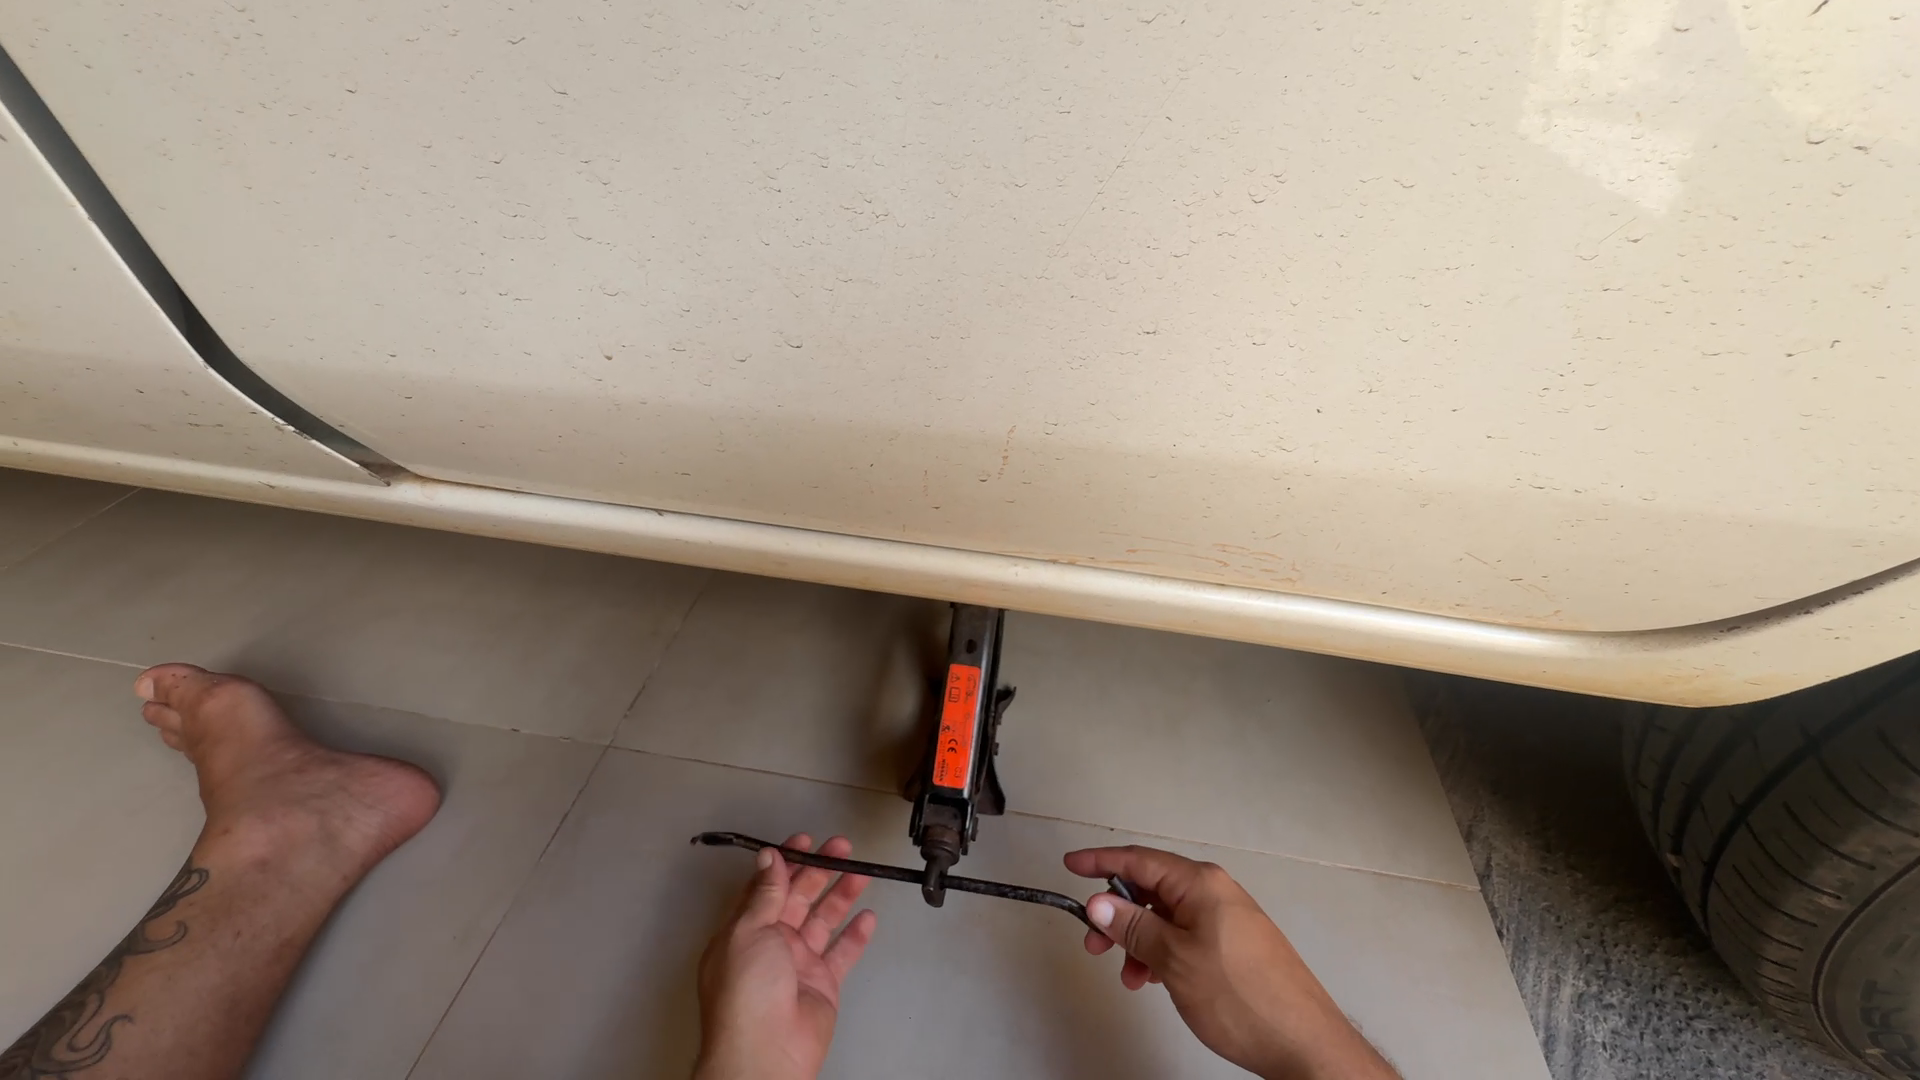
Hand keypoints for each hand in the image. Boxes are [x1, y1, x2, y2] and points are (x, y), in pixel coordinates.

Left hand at [694, 834, 877, 1079]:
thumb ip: (765, 894)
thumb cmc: (748, 991)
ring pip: (823, 919)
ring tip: (862, 872)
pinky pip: (842, 952)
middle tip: (843, 847)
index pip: (767, 886)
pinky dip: (856, 935)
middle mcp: (771, 943)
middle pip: (799, 897)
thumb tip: (768, 857)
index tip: (806, 840)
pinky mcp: (823, 984)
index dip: (786, 861)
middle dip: (820, 870)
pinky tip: (869, 917)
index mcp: (746, 930)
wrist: (766, 1055)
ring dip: (842, 894)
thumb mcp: (749, 933)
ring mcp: (798, 964)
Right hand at [1066, 845, 1399, 1079]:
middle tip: (1091, 943)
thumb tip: (1097, 901)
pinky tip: (1153, 979)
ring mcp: (1227, 917)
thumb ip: (1132, 927)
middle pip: (1150, 888)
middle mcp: (1213, 890)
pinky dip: (1162, 951)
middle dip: (1116, 913)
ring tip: (1127, 975)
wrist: (1306, 1045)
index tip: (1070, 865)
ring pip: (1165, 916)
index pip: (1138, 859)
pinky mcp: (1235, 944)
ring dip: (1138, 939)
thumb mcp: (1174, 960)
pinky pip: (1184, 934)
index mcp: (1199, 882)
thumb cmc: (1236, 994)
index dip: (1100, 861)